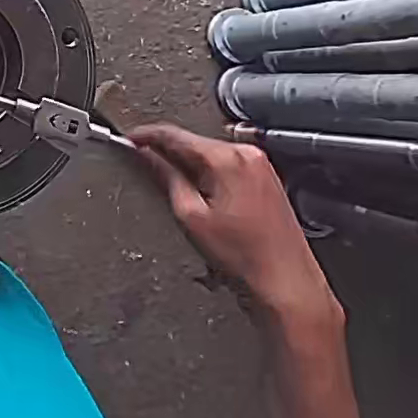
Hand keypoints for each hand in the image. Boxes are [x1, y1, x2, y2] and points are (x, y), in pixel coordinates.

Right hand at [129, 123, 338, 328]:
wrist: (287, 283)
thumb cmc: (246, 257)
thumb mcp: (191, 216)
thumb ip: (165, 177)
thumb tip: (148, 157)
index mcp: (227, 159)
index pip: (174, 134)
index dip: (145, 135)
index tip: (130, 139)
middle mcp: (247, 154)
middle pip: (192, 141)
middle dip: (166, 150)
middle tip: (144, 162)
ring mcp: (259, 164)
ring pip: (209, 152)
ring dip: (187, 162)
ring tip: (174, 184)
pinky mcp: (266, 177)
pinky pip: (226, 162)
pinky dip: (207, 171)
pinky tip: (202, 193)